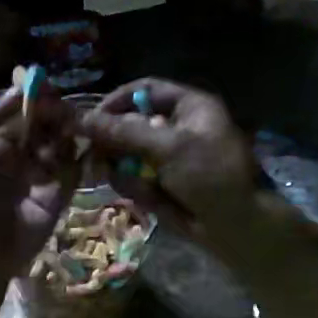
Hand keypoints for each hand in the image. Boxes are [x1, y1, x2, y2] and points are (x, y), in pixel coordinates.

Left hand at [0, 88, 80, 282]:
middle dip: (55, 116)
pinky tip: (76, 154)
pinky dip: (77, 159)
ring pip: (63, 144)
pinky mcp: (61, 195)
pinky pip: (74, 171)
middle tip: (63, 113)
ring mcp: (44, 175)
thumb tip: (17, 89)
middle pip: (46, 126)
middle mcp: (23, 156)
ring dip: (65, 137)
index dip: (34, 99)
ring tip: (62, 141)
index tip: (46, 88)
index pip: (21, 113)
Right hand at [77, 78, 258, 230]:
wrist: (235, 226)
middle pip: (131, 124)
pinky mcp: (162, 187)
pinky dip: (132, 186)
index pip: (144, 91)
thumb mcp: (169, 147)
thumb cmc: (210, 175)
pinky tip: (139, 196)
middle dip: (111, 139)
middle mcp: (177, 129)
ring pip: (128, 155)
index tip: (91, 119)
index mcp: (188, 108)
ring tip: (107, 176)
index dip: (116, 102)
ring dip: (118, 165)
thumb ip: (125, 132)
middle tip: (90, 153)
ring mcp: (168, 161)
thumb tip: (83, 119)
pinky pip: (135, 180)